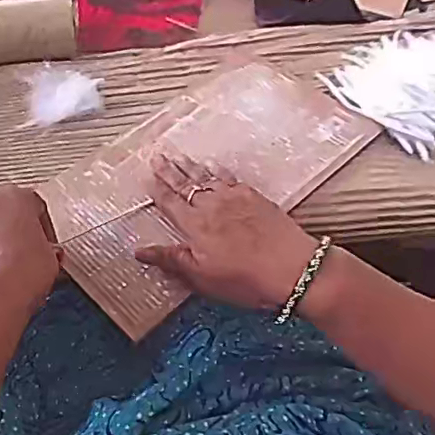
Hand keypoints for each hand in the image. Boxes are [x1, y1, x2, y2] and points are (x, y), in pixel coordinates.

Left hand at [0, 187, 61, 322]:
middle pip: (3, 211)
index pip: (34, 205)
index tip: (46, 243)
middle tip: (25, 253)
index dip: (43, 227)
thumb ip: (47, 246)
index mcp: (15, 197)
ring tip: (3, 267)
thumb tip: (45, 252)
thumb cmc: (21, 276)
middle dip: (13, 229)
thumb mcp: (51, 259)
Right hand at [135, 153, 320, 310]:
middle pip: (185, 184)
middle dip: (169, 170)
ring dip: (191, 166)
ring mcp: (235, 198)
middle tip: (158, 156)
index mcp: (195, 225)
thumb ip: (170, 260)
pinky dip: (218, 170)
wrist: (294, 269)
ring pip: (206, 176)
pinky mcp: (255, 198)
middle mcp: (212, 206)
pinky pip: (230, 177)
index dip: (157, 189)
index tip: (147, 177)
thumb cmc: (246, 278)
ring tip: (179, 156)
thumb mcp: (201, 277)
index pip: (170, 202)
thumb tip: (140, 251)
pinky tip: (215, 168)